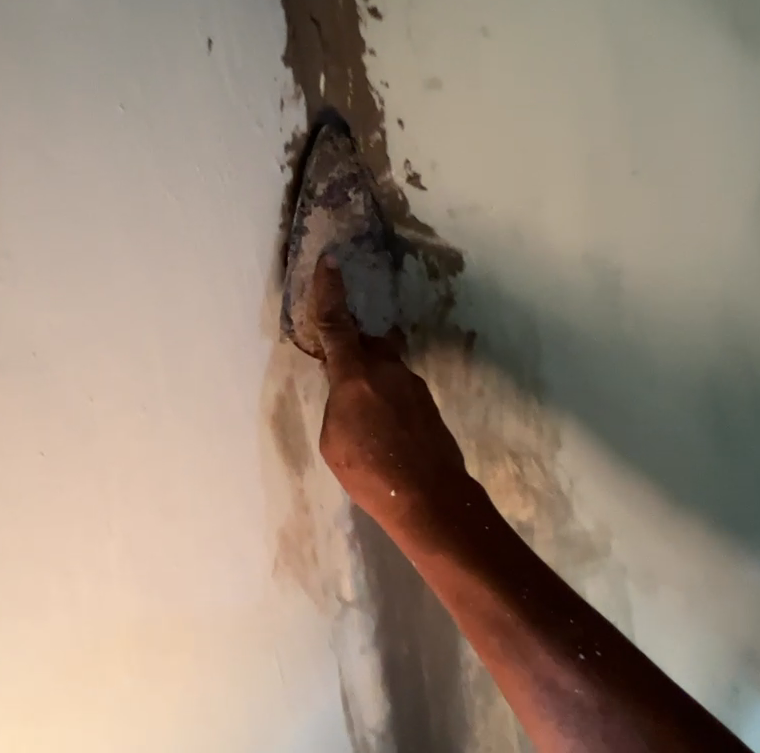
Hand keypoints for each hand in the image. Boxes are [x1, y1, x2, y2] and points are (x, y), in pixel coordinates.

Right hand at [312, 257, 472, 533]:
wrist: (430, 496)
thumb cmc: (370, 471)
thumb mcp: (333, 439)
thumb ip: (337, 404)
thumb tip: (350, 393)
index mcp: (355, 375)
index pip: (336, 324)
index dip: (329, 292)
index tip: (330, 261)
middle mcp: (386, 368)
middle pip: (366, 344)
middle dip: (353, 352)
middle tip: (343, 379)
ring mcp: (412, 383)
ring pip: (385, 367)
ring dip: (372, 382)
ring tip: (366, 420)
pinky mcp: (427, 402)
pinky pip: (399, 389)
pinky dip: (387, 400)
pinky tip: (386, 433)